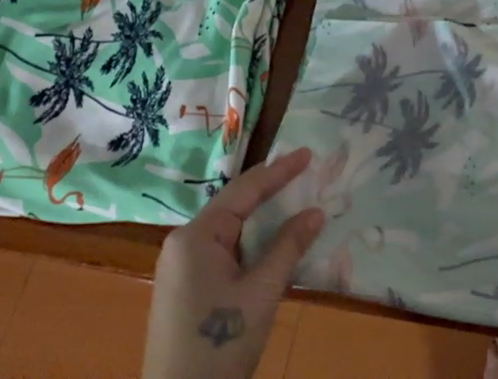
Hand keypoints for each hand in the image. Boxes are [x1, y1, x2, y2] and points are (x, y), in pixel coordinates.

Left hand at [143, 149, 326, 378]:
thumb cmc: (220, 344)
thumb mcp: (262, 291)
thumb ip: (288, 246)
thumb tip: (316, 212)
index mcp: (195, 237)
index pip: (244, 190)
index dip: (279, 171)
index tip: (309, 153)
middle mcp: (183, 245)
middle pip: (235, 207)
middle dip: (272, 192)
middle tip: (308, 176)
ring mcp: (182, 270)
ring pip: (232, 232)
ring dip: (265, 222)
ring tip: (299, 205)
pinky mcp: (187, 292)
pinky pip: (225, 254)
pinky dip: (253, 246)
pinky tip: (276, 246)